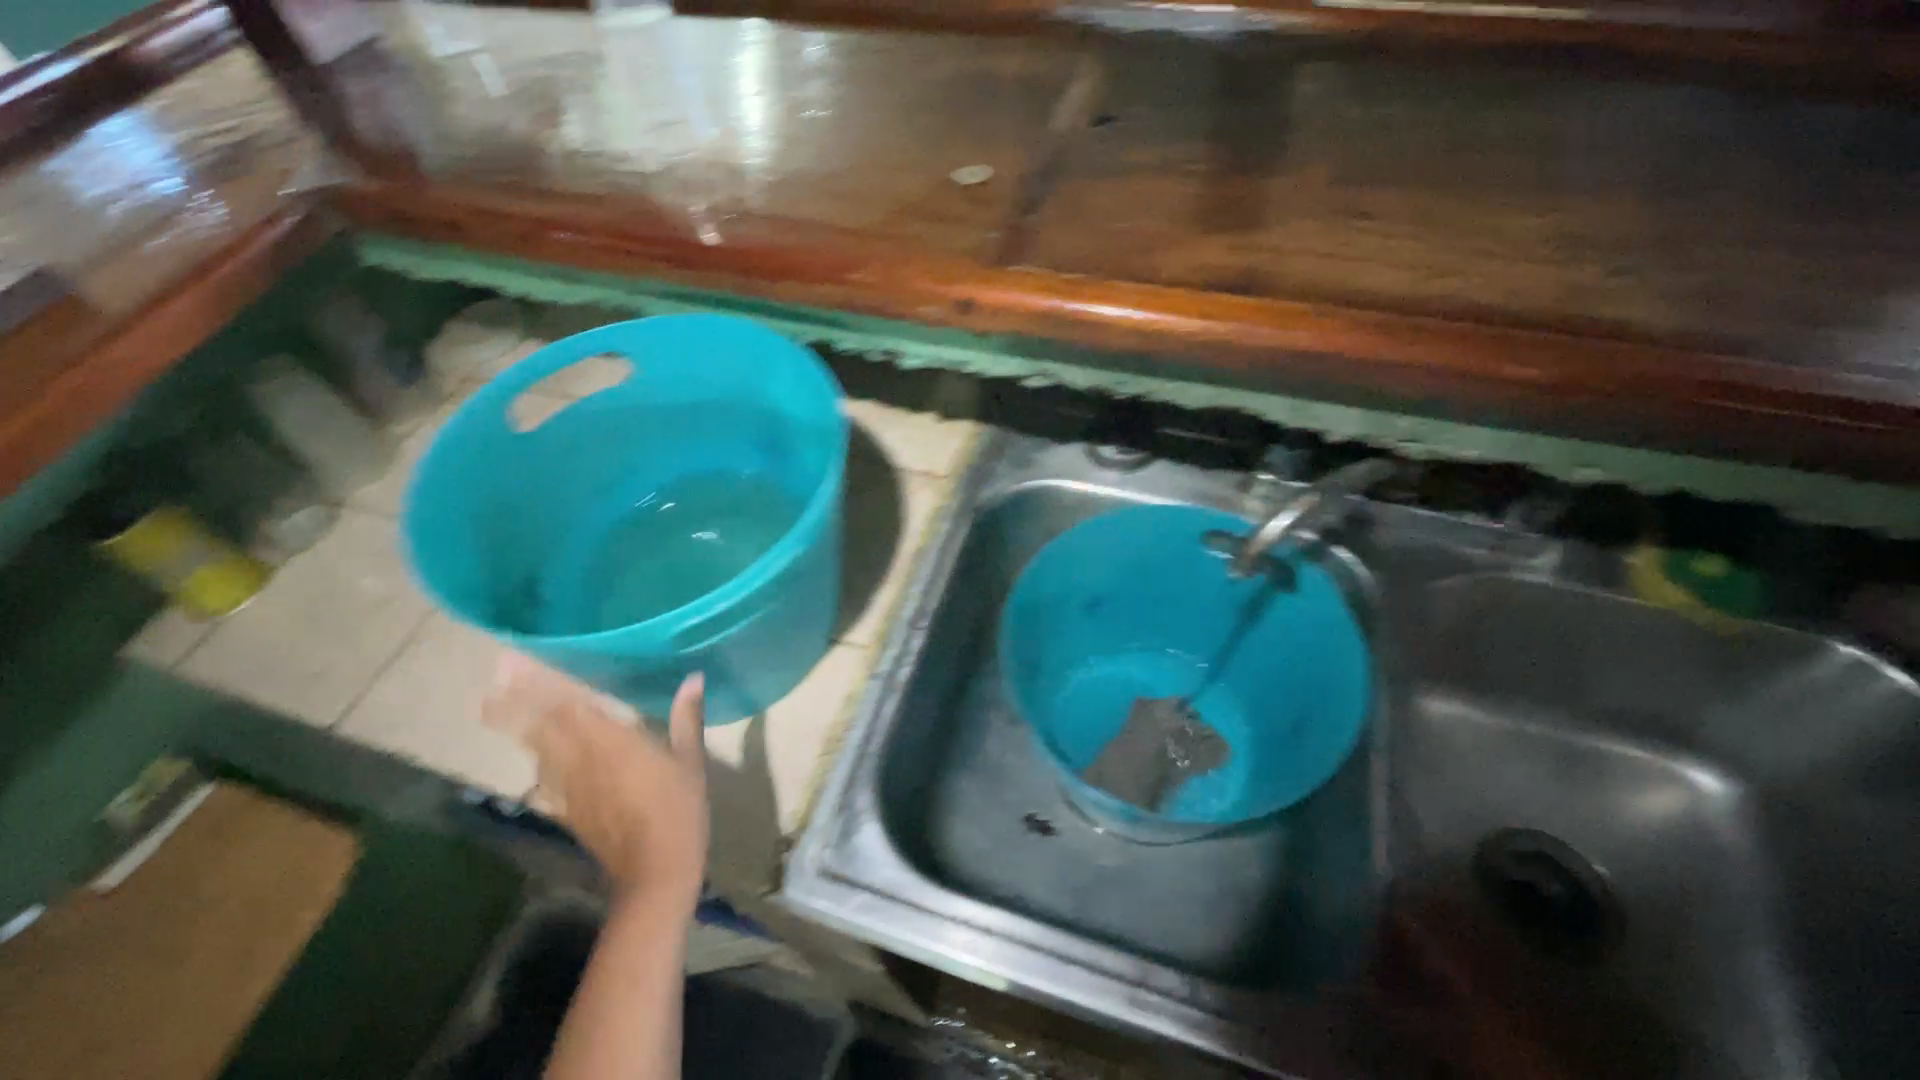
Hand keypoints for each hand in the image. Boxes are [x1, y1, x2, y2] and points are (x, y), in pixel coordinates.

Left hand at [485, 653, 708, 905]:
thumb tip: (693, 678)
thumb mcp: (690, 762)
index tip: (511, 661)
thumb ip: (686, 718)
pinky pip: (543, 778)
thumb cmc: (678, 811)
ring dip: (514, 726)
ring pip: (534, 749)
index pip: (564, 705)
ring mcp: (568, 787)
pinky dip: (533, 762)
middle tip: (494, 676)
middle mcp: (580, 758)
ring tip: (493, 706)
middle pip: (538, 725)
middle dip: (512, 701)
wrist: (654, 872)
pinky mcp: (566, 809)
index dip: (535, 683)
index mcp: (610, 741)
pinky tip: (532, 757)